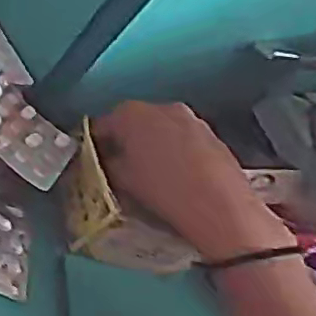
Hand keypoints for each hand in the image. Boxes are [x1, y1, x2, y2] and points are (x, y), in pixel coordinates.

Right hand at [92, 100, 293, 261]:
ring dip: (151, 144)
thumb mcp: (121, 179)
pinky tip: (176, 174)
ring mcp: (190, 118)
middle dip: (124, 141)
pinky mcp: (212, 133)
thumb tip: (103, 160)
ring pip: (159, 129)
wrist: (223, 209)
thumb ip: (105, 163)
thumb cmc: (162, 189)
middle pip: (131, 122)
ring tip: (151, 172)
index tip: (92, 162)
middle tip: (120, 166)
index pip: (100, 125)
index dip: (94, 145)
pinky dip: (174, 150)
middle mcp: (159, 107)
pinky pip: (182, 138)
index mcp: (129, 113)